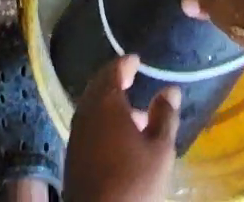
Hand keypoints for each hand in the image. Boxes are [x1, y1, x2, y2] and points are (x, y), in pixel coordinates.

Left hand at [64, 56, 179, 201]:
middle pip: (99, 86)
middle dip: (115, 80)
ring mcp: (76, 132)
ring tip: (135, 116)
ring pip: (92, 106)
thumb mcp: (159, 150)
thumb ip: (165, 116)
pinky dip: (102, 119)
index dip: (125, 63)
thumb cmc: (134, 182)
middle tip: (132, 80)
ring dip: (110, 103)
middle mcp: (85, 111)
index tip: (136, 60)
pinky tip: (119, 138)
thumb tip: (170, 90)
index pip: (113, 71)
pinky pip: (88, 123)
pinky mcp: (73, 152)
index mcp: (105, 103)